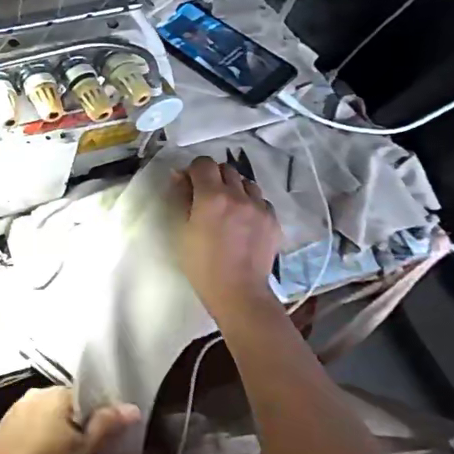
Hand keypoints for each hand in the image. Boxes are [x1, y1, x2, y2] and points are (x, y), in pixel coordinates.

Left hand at [0, 387, 139, 453]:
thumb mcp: (82, 451)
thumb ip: (107, 426)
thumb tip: (131, 407)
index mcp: (56, 394)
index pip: (92, 396)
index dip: (111, 418)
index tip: (122, 443)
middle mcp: (38, 396)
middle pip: (76, 413)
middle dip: (95, 441)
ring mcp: (23, 411)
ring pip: (61, 428)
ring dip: (79, 453)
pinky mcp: (13, 429)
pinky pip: (45, 435)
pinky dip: (59, 452)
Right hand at [177, 155, 283, 322]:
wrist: (237, 290)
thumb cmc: (201, 263)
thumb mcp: (182, 229)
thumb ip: (181, 198)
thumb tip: (180, 176)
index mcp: (212, 197)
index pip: (203, 163)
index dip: (194, 170)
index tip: (189, 183)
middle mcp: (239, 196)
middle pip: (226, 169)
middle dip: (214, 177)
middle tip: (206, 196)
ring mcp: (260, 207)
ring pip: (246, 182)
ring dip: (234, 187)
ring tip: (228, 206)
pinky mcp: (274, 220)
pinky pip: (261, 200)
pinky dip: (250, 203)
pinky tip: (243, 220)